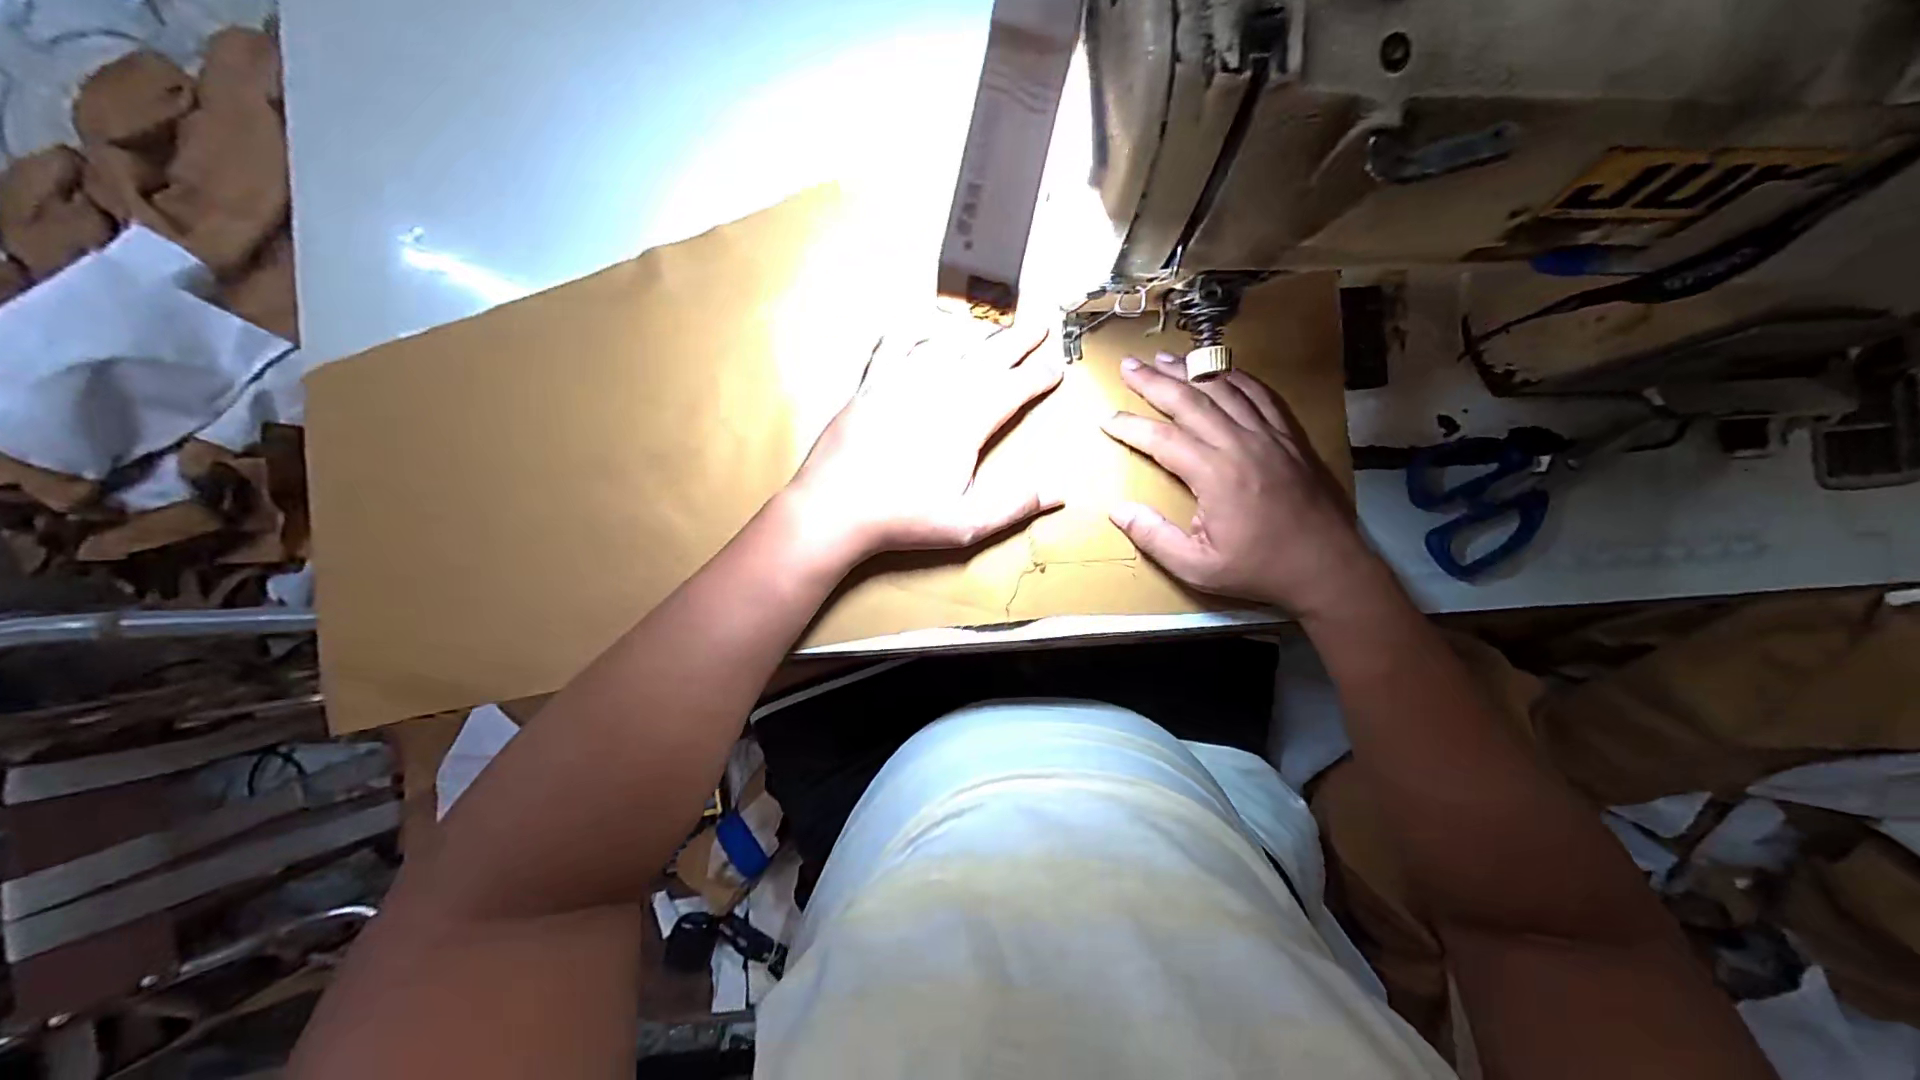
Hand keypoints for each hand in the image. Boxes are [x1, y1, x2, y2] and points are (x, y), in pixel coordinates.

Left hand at [781, 319, 1063, 566]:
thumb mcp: (967, 523)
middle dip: (1019, 339)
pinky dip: (914, 330)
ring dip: (977, 333)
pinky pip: (896, 344)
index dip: (1040, 375)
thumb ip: (1015, 505)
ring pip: (949, 344)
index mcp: (968, 422)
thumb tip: (1057, 494)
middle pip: (989, 356)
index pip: (1016, 387)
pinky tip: (926, 326)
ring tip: (994, 326)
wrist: (834, 508)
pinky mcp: (872, 384)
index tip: (1056, 366)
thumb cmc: (900, 519)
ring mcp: (903, 383)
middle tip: (1039, 325)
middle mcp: (939, 392)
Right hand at [1099, 352, 1385, 621]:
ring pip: (1225, 390)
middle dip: (1155, 381)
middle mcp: (1240, 444)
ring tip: (1165, 358)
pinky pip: (1261, 395)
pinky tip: (1222, 369)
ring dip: (1192, 370)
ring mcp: (1269, 435)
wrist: (1329, 567)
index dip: (1130, 426)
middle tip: (1129, 364)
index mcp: (1215, 475)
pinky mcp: (1290, 436)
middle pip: (1190, 400)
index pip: (1162, 439)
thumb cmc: (1259, 569)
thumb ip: (1154, 538)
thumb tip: (1117, 510)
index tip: (1106, 419)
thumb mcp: (1197, 567)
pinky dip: (1238, 377)